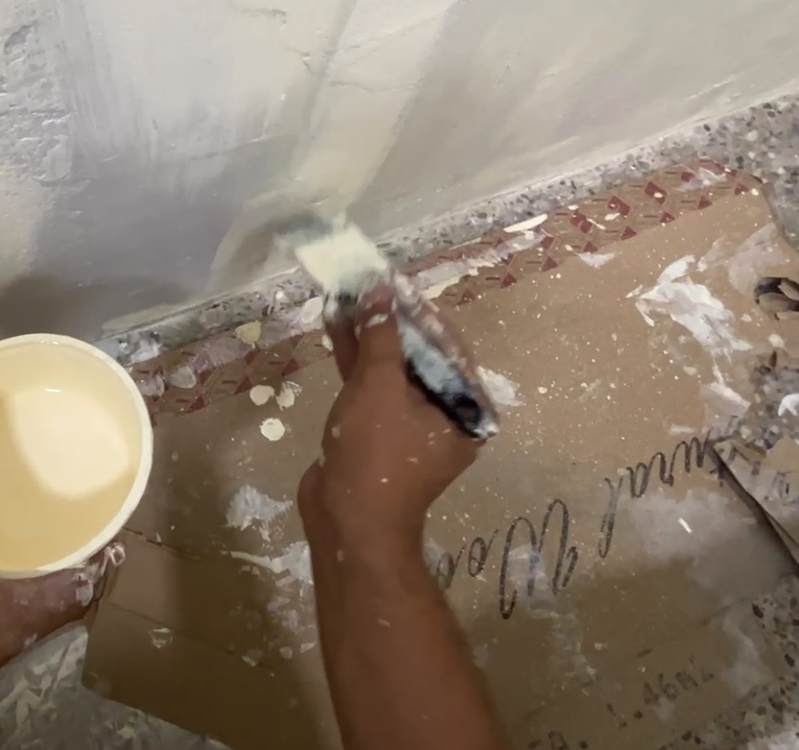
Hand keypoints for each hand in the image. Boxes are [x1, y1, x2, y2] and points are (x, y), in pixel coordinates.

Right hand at [300, 287, 479, 555]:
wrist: (347, 520)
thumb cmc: (375, 453)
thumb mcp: (379, 387)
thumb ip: (382, 336)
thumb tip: (380, 292)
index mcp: (464, 407)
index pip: (447, 344)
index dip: (416, 309)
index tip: (389, 279)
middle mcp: (444, 411)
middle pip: (417, 352)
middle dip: (387, 318)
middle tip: (362, 283)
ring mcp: (408, 419)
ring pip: (389, 366)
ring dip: (366, 333)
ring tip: (342, 295)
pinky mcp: (377, 426)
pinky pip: (370, 383)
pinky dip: (354, 357)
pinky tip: (334, 326)